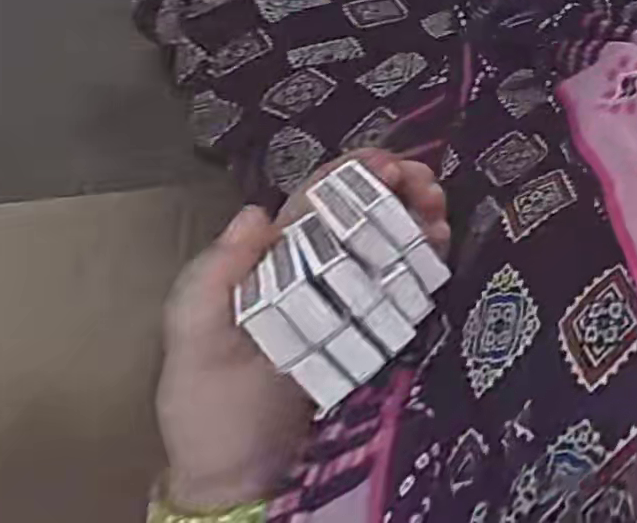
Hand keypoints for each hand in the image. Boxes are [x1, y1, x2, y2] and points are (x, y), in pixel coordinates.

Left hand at [156, 149, 450, 510]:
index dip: (355, 170)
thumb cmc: (214, 407)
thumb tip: (256, 212)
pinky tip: (441, 240)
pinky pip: (411, 266)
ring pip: (395, 227)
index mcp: (278, 254)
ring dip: (422, 207)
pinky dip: (431, 246)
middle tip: (428, 185)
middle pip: (368, 202)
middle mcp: (322, 258)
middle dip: (402, 181)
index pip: (319, 194)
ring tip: (439, 209)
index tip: (389, 165)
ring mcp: (356, 284)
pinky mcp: (382, 310)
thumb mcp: (194, 347)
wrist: (248, 471)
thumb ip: (210, 283)